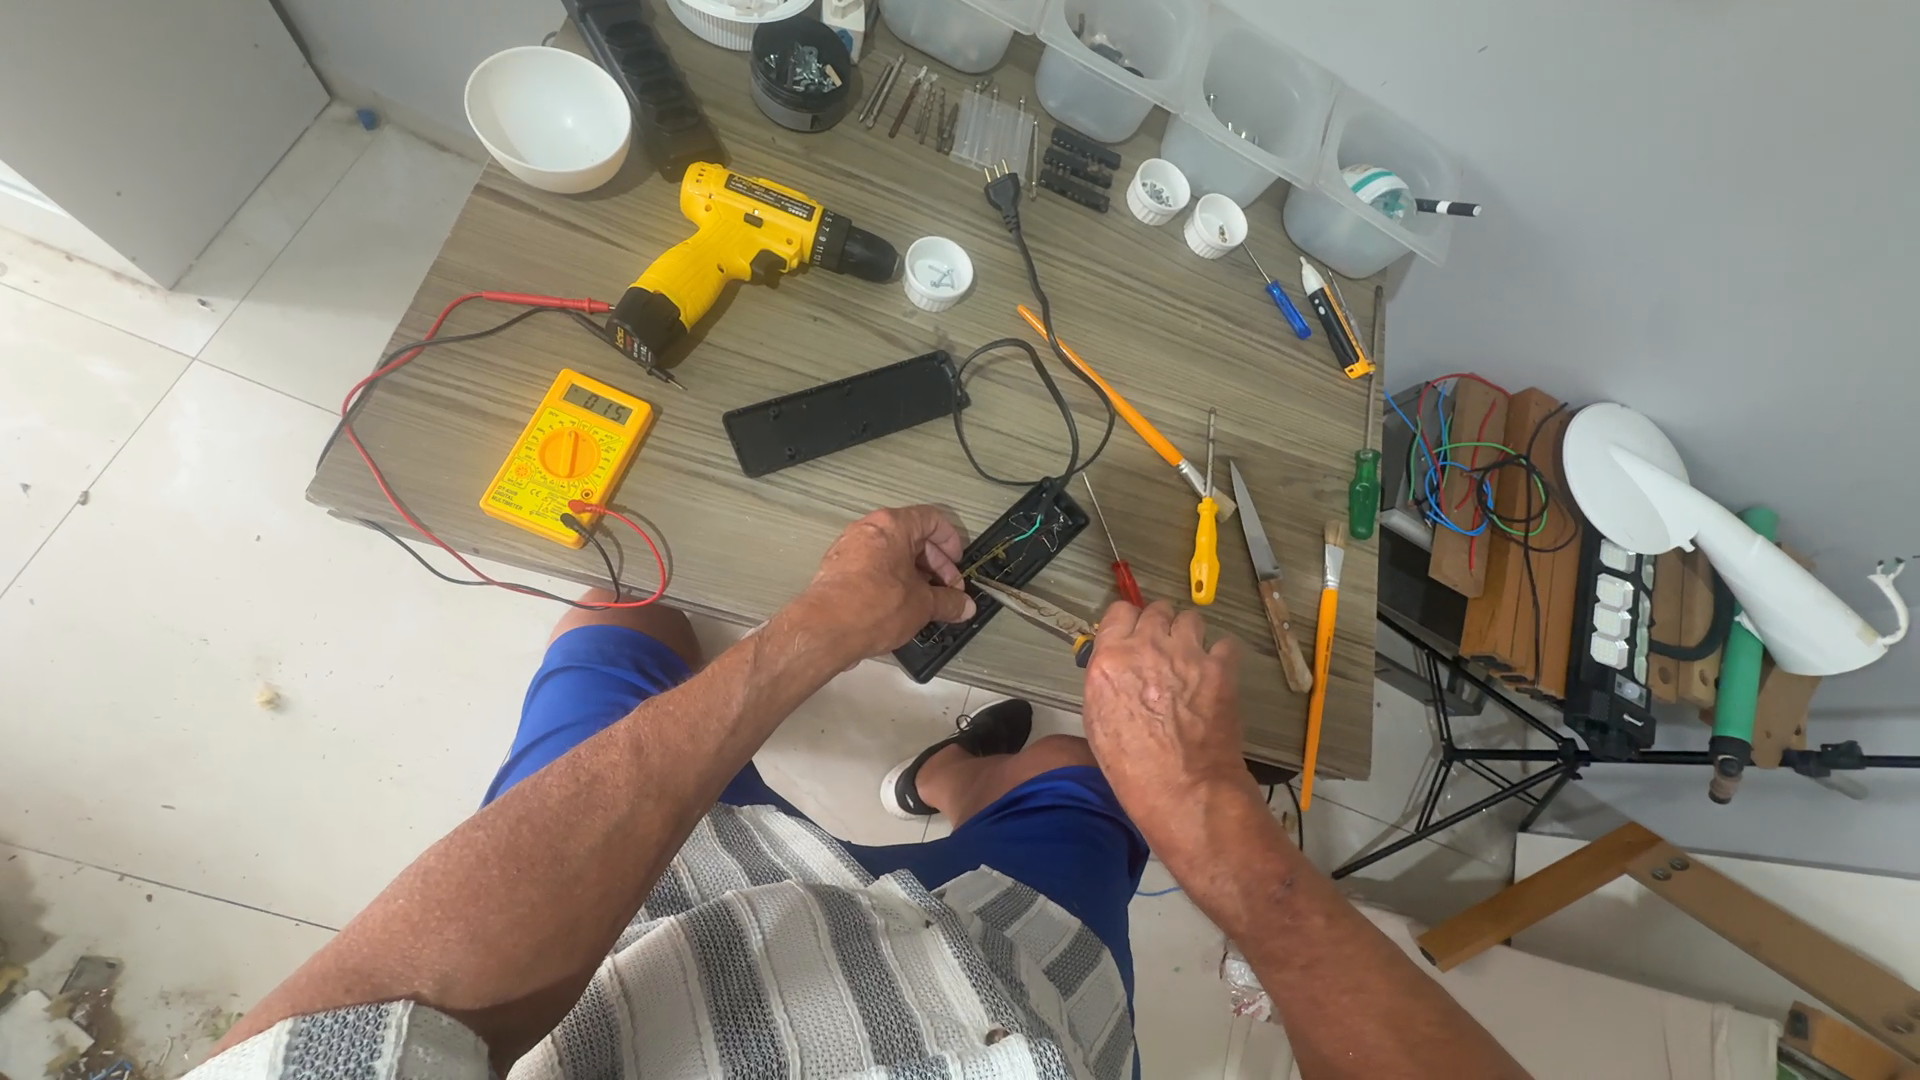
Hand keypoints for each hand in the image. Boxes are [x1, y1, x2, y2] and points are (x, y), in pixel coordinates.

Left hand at [789, 506, 976, 660]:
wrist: (826, 630)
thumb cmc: (870, 606)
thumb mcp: (923, 604)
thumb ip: (948, 602)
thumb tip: (962, 605)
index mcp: (892, 525)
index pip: (931, 519)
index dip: (950, 541)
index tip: (957, 562)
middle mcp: (868, 530)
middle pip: (912, 537)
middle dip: (935, 565)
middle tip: (947, 589)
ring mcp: (849, 550)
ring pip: (891, 555)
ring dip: (914, 576)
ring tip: (926, 602)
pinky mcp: (838, 571)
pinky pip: (873, 569)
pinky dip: (892, 583)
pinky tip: (901, 608)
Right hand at [1082, 601, 1255, 851]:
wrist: (1184, 790)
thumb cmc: (1132, 767)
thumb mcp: (1097, 718)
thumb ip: (1106, 678)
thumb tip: (1118, 664)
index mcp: (1109, 659)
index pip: (1118, 611)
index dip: (1129, 622)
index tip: (1134, 635)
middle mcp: (1146, 647)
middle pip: (1156, 610)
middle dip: (1161, 626)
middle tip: (1165, 650)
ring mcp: (1186, 654)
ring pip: (1191, 618)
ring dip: (1190, 634)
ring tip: (1193, 659)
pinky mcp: (1220, 667)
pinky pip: (1224, 643)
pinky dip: (1222, 655)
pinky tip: (1218, 673)